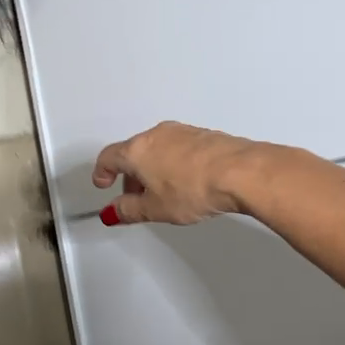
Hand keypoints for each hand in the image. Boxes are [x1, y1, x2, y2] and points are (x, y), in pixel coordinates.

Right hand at [91, 121, 261, 224]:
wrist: (243, 173)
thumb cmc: (194, 188)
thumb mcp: (154, 209)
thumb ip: (128, 210)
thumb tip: (113, 211)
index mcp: (136, 150)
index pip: (108, 157)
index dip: (102, 173)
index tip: (103, 184)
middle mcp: (157, 135)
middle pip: (132, 153)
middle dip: (130, 176)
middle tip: (134, 198)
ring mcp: (183, 132)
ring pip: (156, 150)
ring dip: (152, 169)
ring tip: (162, 193)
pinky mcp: (205, 136)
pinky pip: (178, 149)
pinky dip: (173, 164)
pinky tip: (184, 183)